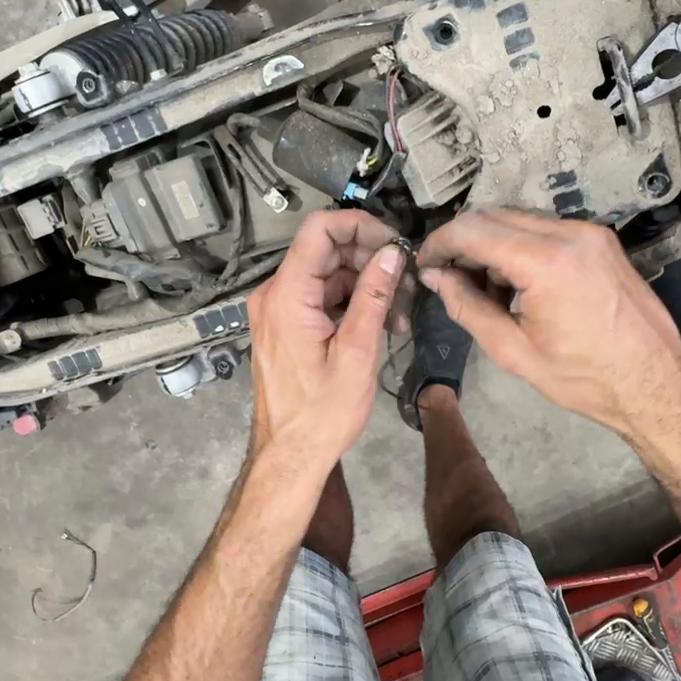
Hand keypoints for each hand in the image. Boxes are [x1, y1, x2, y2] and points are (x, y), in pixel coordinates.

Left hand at [246, 211, 403, 473]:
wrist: (289, 455)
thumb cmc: (321, 413)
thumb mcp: (357, 353)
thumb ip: (373, 297)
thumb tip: (392, 254)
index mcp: (286, 295)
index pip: (318, 230)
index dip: (359, 225)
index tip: (394, 241)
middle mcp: (274, 294)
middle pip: (325, 251)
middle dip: (370, 260)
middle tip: (407, 285)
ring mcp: (277, 309)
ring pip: (327, 275)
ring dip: (365, 285)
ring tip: (398, 315)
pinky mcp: (284, 325)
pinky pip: (320, 297)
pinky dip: (350, 304)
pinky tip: (380, 324)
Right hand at [416, 209, 680, 462]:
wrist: (654, 383)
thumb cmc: (584, 377)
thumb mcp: (513, 351)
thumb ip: (467, 307)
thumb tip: (435, 278)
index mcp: (547, 262)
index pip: (473, 230)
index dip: (439, 243)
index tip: (423, 263)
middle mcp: (570, 233)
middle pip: (493, 217)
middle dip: (462, 242)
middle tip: (445, 277)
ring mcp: (589, 233)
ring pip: (517, 221)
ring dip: (490, 245)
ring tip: (482, 289)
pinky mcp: (600, 240)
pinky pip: (543, 230)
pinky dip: (518, 248)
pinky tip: (513, 284)